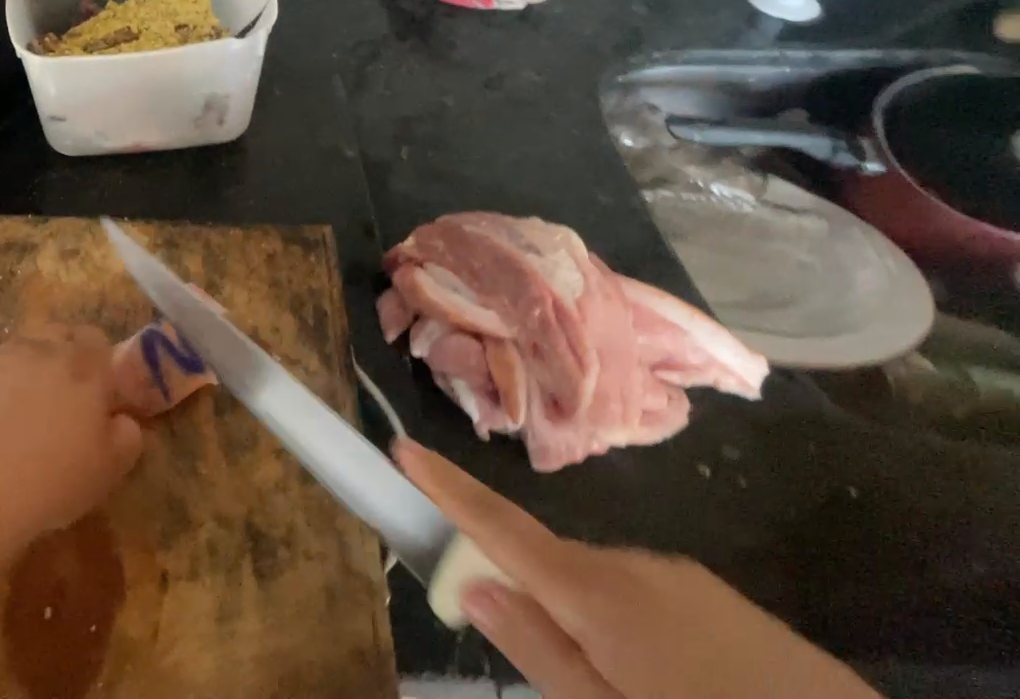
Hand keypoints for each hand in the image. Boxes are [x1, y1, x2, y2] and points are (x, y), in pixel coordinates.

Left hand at [0, 322, 144, 539]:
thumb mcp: (112, 467)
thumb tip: (124, 420)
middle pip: (58, 332)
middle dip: (63, 351)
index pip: (96, 339)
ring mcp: (5, 360)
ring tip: (28, 399)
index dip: (98, 357)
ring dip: (30, 362)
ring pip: (24, 346)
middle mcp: (47, 352)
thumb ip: (128, 435)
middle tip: (64, 389)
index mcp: (88, 369)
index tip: (97, 386)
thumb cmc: (59, 476)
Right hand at [395, 439, 879, 698]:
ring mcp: (681, 578)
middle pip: (545, 559)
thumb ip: (540, 651)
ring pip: (593, 582)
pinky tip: (661, 685)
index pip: (500, 526)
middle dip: (518, 587)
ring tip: (609, 690)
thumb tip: (475, 585)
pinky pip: (638, 595)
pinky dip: (619, 623)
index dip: (447, 486)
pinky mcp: (719, 600)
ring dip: (575, 615)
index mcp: (597, 595)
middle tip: (532, 660)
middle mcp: (633, 566)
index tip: (401, 446)